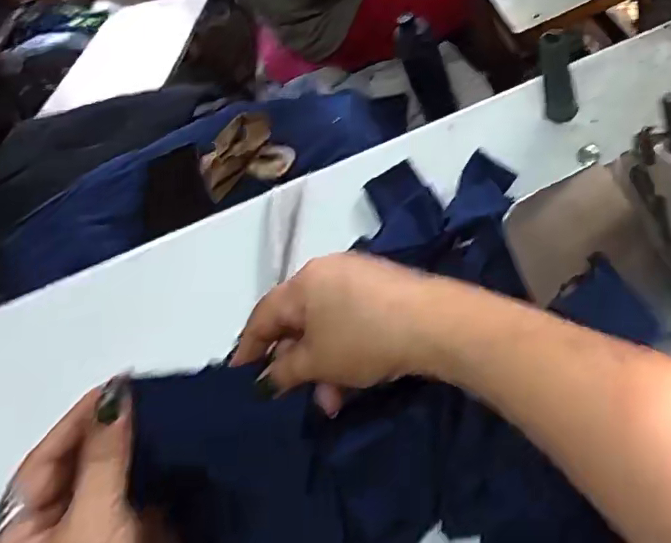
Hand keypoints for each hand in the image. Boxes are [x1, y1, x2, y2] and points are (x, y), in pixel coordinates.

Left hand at [0, 379, 174, 542]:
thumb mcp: (93, 518)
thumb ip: (104, 457)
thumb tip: (115, 395)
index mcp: (20, 529)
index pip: (45, 456)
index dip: (81, 415)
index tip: (118, 383)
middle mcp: (52, 531)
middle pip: (83, 463)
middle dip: (115, 428)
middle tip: (144, 395)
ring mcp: (92, 536)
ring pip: (116, 479)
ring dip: (141, 450)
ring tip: (166, 418)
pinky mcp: (129, 539)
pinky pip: (142, 497)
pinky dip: (160, 475)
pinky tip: (179, 456)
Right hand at [229, 253, 459, 414]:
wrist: (430, 321)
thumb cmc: (363, 338)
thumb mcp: (317, 361)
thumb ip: (284, 369)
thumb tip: (268, 375)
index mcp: (305, 280)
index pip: (264, 313)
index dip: (249, 348)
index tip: (239, 379)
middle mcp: (329, 270)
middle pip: (297, 319)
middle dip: (294, 363)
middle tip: (294, 396)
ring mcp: (359, 276)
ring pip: (326, 325)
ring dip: (323, 365)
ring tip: (332, 400)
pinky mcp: (383, 287)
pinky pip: (349, 320)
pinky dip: (344, 351)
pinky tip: (352, 381)